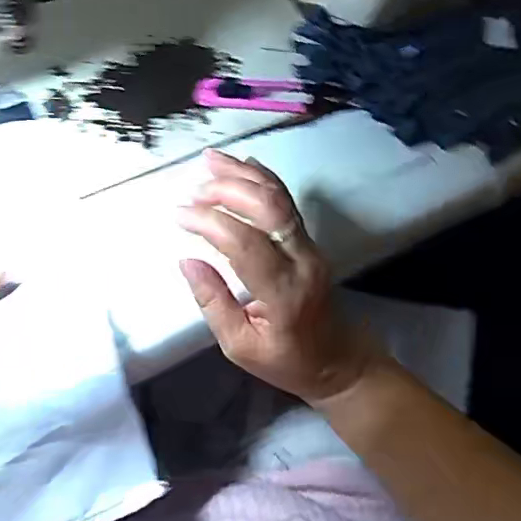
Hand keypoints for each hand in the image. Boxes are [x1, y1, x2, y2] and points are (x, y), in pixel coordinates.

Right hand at [175, 150, 378, 403]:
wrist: (339, 360)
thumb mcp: (240, 347)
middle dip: (228, 189)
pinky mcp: (309, 240)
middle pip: (269, 208)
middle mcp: (301, 261)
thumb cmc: (287, 361)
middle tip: (194, 190)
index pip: (245, 243)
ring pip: (279, 197)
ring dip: (244, 174)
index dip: (210, 222)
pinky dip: (262, 178)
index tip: (180, 215)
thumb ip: (213, 303)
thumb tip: (186, 261)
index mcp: (283, 293)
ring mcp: (309, 246)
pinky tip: (242, 165)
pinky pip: (286, 201)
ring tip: (210, 160)